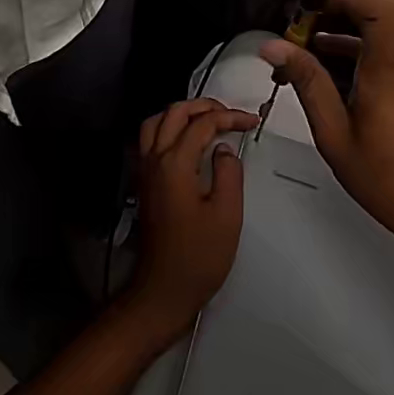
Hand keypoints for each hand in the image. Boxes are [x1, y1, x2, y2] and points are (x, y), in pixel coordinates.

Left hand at [121, 99, 259, 342]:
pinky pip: (149, 138)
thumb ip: (228, 173)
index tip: (250, 121)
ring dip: (182, 113)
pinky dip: (167, 127)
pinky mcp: (143, 181)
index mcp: (174, 164)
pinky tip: (184, 138)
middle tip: (229, 113)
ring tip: (208, 119)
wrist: (163, 288)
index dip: (229, 117)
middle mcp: (154, 159)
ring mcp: (144, 169)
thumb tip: (224, 149)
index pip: (202, 124)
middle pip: (174, 113)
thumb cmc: (197, 257)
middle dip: (203, 106)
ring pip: (156, 121)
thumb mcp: (226, 215)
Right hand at [259, 0, 393, 240]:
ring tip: (301, 38)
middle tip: (293, 13)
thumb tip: (275, 47)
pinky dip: (355, 40)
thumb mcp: (336, 136)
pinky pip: (388, 42)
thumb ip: (307, 83)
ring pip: (383, 22)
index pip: (381, 6)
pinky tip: (325, 59)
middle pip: (379, 5)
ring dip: (342, 19)